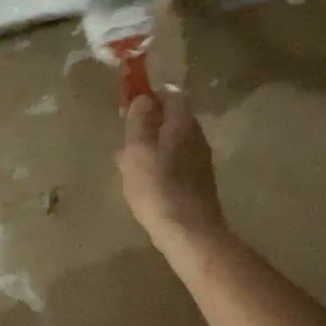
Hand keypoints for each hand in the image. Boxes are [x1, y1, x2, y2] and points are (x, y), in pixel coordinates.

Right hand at [119, 95, 224, 241]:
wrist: (187, 230)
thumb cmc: (157, 186)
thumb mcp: (137, 150)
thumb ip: (139, 121)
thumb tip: (143, 98)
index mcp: (183, 124)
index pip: (171, 95)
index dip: (150, 96)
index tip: (129, 107)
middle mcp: (197, 136)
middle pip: (174, 118)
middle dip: (149, 122)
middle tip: (125, 135)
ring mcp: (200, 160)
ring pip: (173, 141)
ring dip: (152, 144)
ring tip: (128, 160)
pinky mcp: (198, 181)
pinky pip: (176, 161)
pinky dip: (160, 163)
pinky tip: (143, 180)